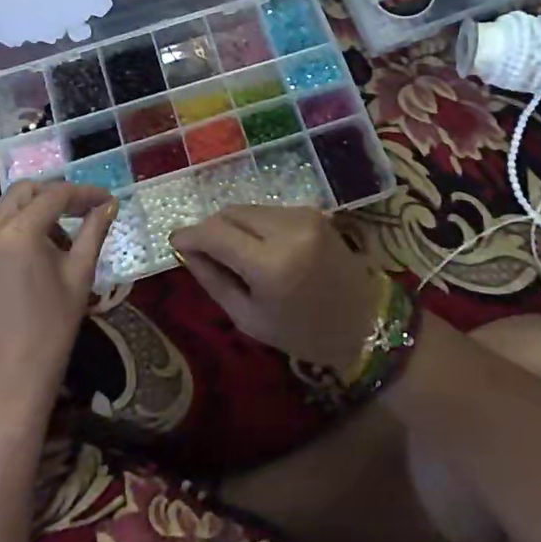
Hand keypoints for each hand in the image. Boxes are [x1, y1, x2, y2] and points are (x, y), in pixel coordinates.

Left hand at [0, 180, 116, 393]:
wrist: (11, 375)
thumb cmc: (53, 327)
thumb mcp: (80, 276)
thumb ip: (94, 233)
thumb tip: (109, 205)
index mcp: (18, 233)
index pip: (55, 195)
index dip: (84, 193)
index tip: (108, 200)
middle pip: (23, 192)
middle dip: (55, 195)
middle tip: (83, 211)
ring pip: (6, 211)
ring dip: (35, 213)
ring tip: (64, 242)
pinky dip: (18, 232)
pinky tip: (39, 258)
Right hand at [170, 206, 380, 372]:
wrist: (366, 322)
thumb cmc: (303, 332)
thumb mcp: (248, 318)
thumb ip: (212, 279)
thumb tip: (185, 250)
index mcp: (270, 264)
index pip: (214, 233)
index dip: (189, 235)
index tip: (174, 242)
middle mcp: (287, 230)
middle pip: (228, 213)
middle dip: (210, 229)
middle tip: (203, 252)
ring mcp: (303, 216)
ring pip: (246, 208)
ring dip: (231, 226)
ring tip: (232, 254)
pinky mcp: (312, 212)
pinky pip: (267, 211)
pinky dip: (252, 225)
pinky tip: (257, 248)